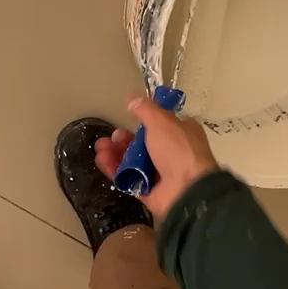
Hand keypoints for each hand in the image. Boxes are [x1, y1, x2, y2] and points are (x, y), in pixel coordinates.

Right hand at [94, 95, 219, 220]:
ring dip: (115, 152)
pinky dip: (114, 169)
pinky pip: (127, 178)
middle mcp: (171, 153)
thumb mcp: (162, 121)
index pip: (160, 124)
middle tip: (112, 136)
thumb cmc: (178, 150)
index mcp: (181, 134)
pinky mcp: (147, 190)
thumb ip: (145, 109)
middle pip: (142, 143)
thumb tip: (132, 98)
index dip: (143, 121)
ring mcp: (159, 173)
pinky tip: (102, 160)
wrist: (186, 190)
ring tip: (101, 147)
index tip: (128, 116)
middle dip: (124, 138)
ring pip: (132, 161)